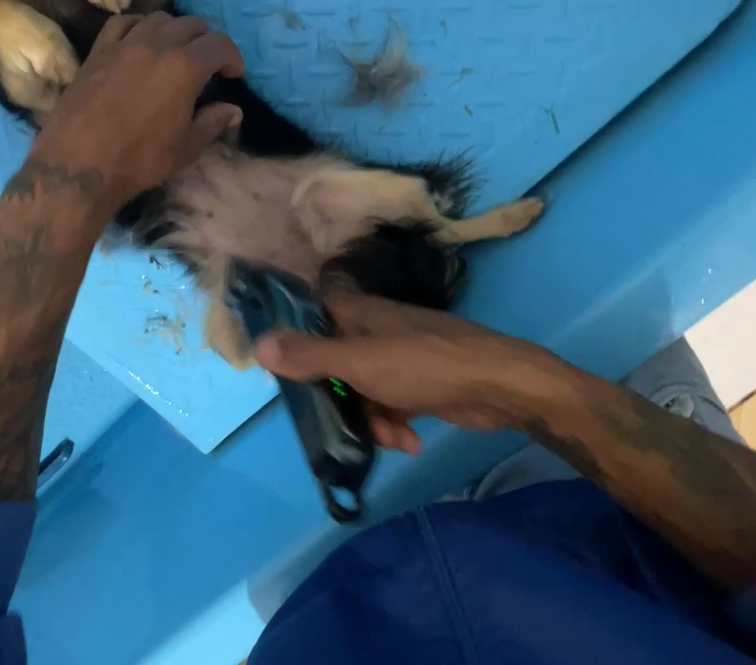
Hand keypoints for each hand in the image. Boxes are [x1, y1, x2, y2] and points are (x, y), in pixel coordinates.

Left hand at [25, 12, 244, 214]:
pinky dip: (139, 26)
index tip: (233, 75)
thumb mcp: (185, 148)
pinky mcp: (98, 51)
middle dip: (207, 42)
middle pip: (191, 25)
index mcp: (185, 67)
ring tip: (175, 52)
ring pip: (158, 19)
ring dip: (175, 31)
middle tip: (208, 65)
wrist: (79, 166)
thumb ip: (212, 123)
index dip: (233, 57)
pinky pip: (123, 23)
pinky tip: (140, 42)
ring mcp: (124, 44)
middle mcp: (157, 45)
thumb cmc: (139, 160)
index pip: (219, 45)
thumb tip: (233, 110)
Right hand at [254, 292, 565, 453]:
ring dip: (371, 419)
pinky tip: (411, 442)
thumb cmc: (422, 365)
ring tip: (393, 439)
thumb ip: (308, 355)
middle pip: (335, 361)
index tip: (286, 376)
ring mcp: (400, 355)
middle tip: (341, 424)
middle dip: (339, 399)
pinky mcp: (421, 381)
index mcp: (357, 313)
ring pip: (363, 388)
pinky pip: (392, 402)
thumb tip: (257, 344)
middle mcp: (375, 328)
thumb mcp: (358, 363)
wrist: (498, 384)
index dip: (295, 343)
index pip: (311, 317)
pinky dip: (396, 423)